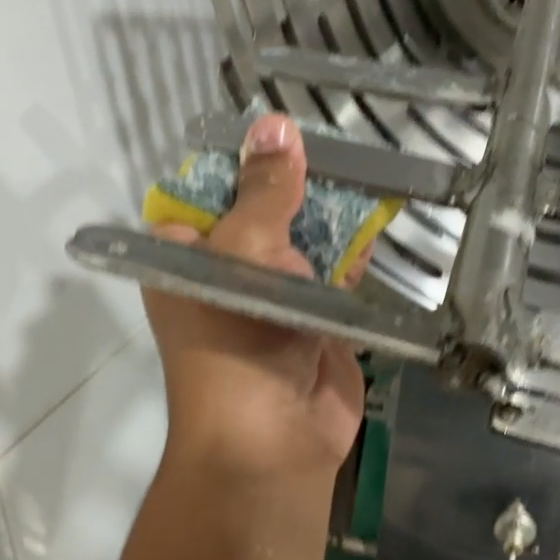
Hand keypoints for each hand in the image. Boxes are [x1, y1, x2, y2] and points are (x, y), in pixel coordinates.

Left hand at [144, 114, 367, 483]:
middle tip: (333, 142)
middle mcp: (225, 273)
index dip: (241, 161)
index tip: (280, 128)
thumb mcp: (242, 249)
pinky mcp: (316, 321)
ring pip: (303, 240)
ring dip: (329, 213)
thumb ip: (264, 190)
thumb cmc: (234, 334)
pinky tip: (376, 215)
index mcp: (184, 256)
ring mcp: (273, 298)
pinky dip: (354, 251)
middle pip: (262, 212)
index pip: (206, 191)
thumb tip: (274, 124)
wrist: (272, 435)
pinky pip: (337, 273)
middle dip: (295, 184)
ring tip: (362, 164)